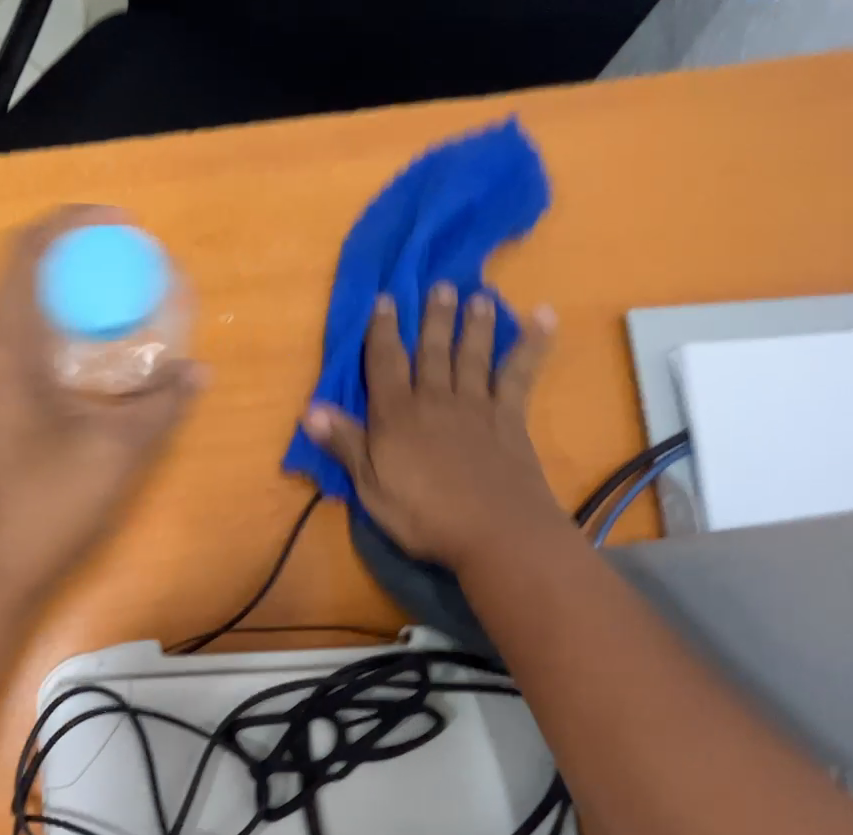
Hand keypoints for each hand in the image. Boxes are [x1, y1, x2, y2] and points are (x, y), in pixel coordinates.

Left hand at [0, 206, 204, 595]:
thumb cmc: (51, 505)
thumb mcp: (119, 450)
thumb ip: (162, 403)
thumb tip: (197, 372)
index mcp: (0, 350)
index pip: (23, 252)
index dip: (70, 224)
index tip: (120, 226)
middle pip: (14, 278)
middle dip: (69, 260)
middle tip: (124, 266)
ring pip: (8, 316)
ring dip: (56, 299)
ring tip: (109, 306)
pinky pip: (5, 350)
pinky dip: (44, 335)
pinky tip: (82, 359)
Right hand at [304, 284, 567, 571]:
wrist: (496, 530)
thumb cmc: (422, 514)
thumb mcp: (370, 485)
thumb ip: (345, 443)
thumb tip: (309, 409)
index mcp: (396, 416)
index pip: (384, 364)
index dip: (382, 332)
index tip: (384, 300)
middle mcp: (435, 400)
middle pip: (432, 351)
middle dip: (432, 318)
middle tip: (439, 285)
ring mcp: (477, 406)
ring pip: (472, 355)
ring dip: (475, 324)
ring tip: (479, 296)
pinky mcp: (510, 418)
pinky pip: (520, 373)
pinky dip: (532, 344)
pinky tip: (543, 318)